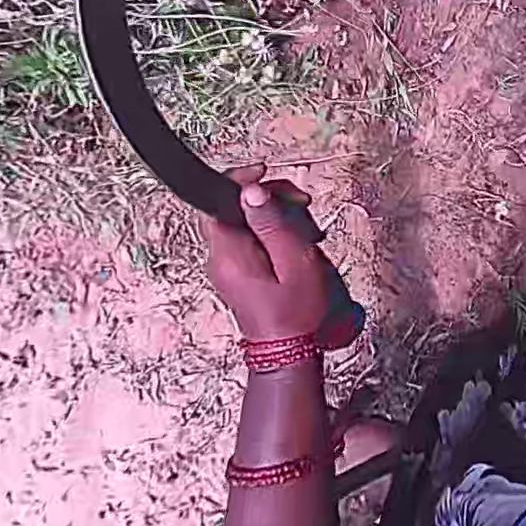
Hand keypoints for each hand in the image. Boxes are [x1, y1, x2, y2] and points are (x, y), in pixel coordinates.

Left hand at [205, 165, 329, 340]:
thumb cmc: (296, 313)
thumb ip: (273, 224)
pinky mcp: (241, 272)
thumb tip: (251, 192)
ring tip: (307, 232)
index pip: (218, 201)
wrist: (290, 353)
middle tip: (302, 205)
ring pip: (248, 223)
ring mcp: (230, 266)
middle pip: (236, 209)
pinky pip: (254, 240)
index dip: (241, 181)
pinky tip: (298, 244)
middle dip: (271, 200)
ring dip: (278, 218)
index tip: (265, 172)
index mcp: (230, 253)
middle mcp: (222, 258)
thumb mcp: (294, 261)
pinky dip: (276, 235)